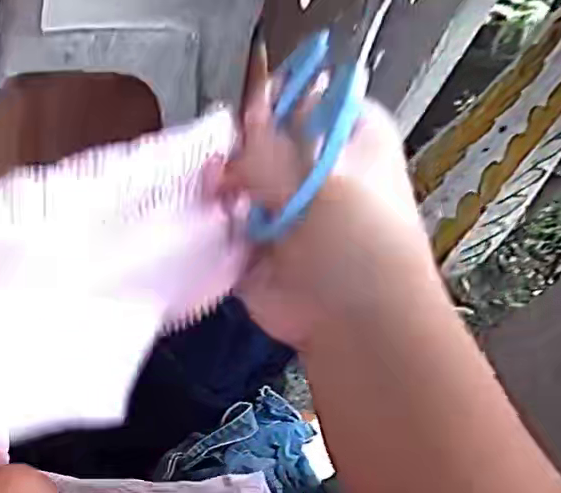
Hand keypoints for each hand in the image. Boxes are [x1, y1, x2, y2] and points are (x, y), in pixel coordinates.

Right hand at [224, 77, 437, 348]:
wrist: (355, 325)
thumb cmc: (355, 242)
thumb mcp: (316, 179)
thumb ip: (266, 150)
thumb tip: (229, 138)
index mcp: (341, 137)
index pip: (297, 100)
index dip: (268, 106)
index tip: (246, 125)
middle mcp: (309, 173)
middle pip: (256, 146)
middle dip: (234, 156)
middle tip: (224, 174)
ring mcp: (278, 217)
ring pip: (234, 190)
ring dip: (219, 196)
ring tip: (215, 205)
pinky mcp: (253, 257)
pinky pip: (221, 236)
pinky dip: (210, 234)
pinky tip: (205, 230)